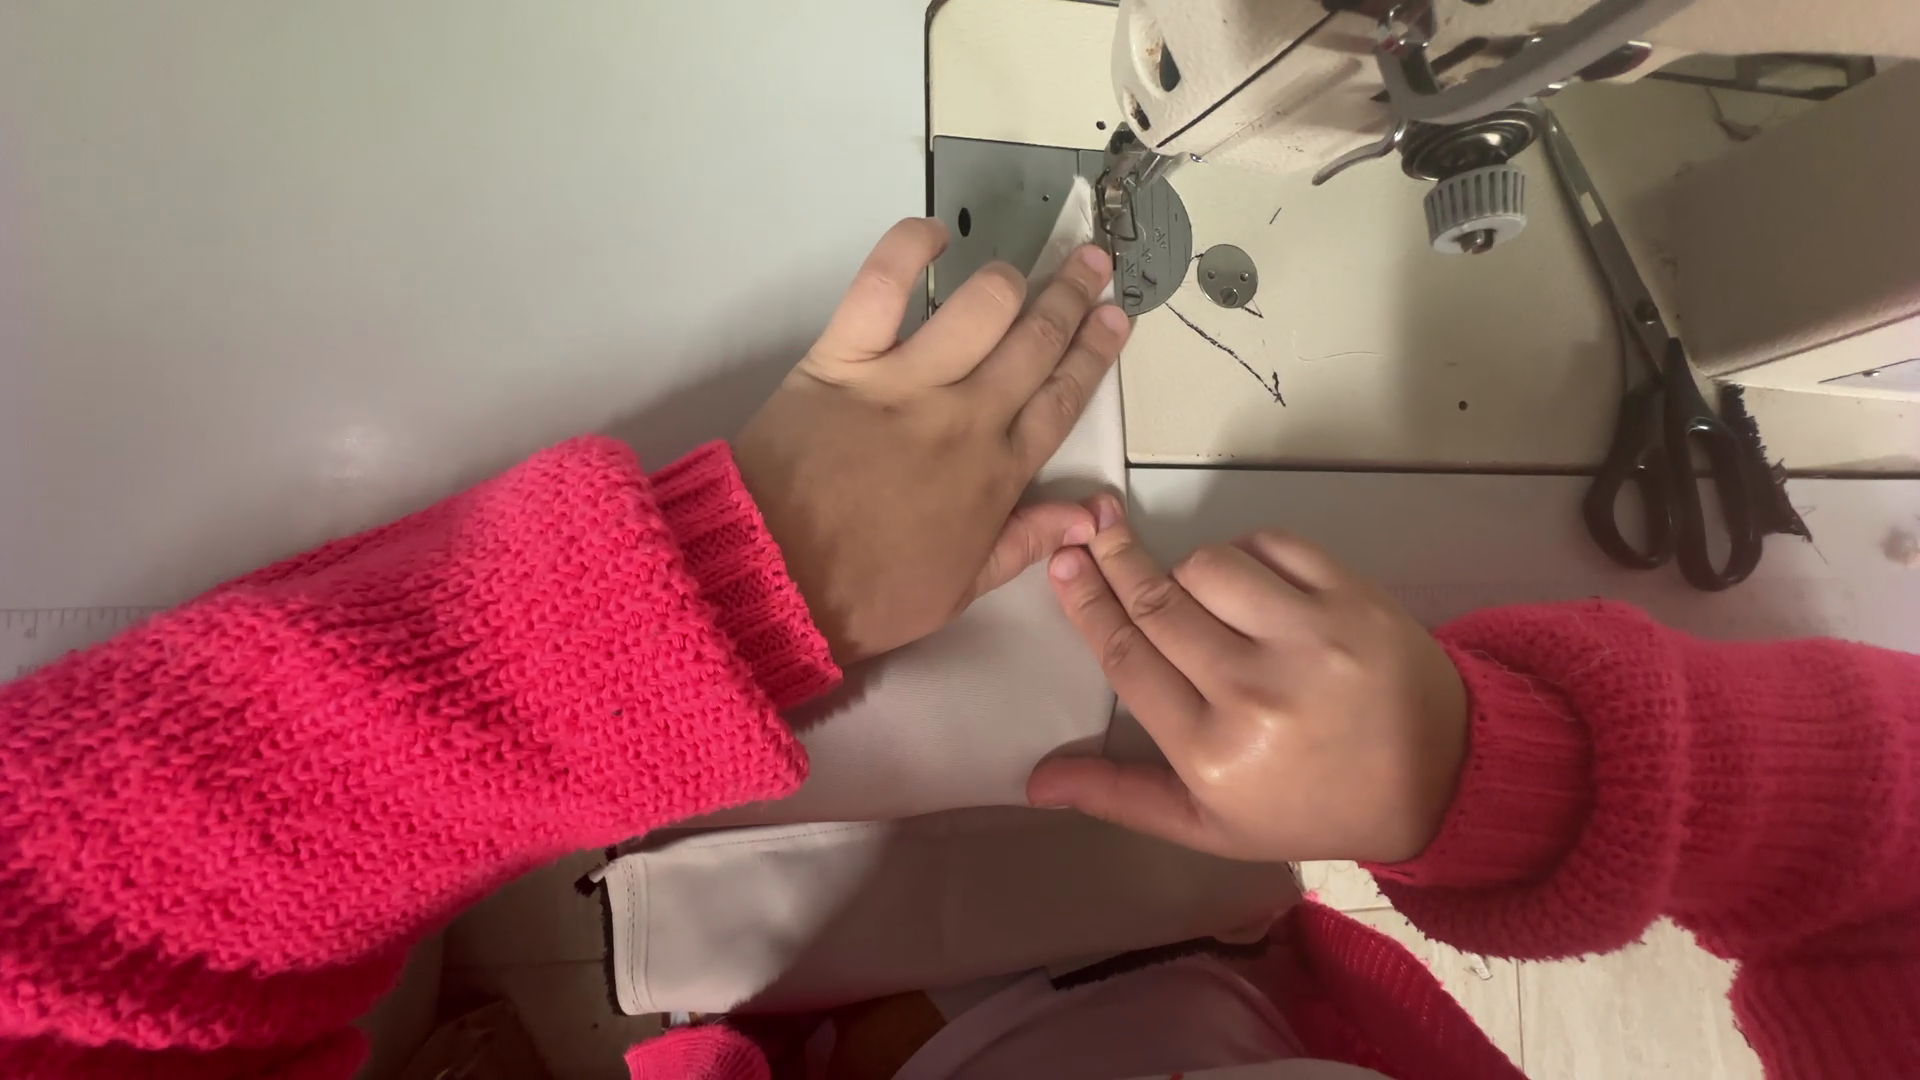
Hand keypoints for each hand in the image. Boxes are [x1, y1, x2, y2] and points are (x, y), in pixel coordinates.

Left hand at [735, 218, 1129, 663]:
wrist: (773, 582)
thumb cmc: (870, 594)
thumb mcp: (960, 590)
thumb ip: (1027, 542)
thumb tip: (1096, 512)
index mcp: (997, 474)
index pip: (1062, 399)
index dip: (1094, 354)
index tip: (1117, 316)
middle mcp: (966, 417)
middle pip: (1036, 343)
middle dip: (1073, 297)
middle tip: (1093, 262)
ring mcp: (906, 383)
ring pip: (982, 306)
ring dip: (1012, 278)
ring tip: (1022, 267)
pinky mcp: (843, 359)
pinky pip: (882, 287)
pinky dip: (909, 249)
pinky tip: (934, 235)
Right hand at [1027, 497, 1469, 863]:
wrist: (1441, 779)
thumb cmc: (1307, 804)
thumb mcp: (1208, 824)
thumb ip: (1120, 795)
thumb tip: (1036, 781)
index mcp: (1212, 750)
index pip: (1126, 658)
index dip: (1087, 604)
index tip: (1062, 563)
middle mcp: (1254, 690)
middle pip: (1157, 604)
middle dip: (1113, 560)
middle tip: (1088, 528)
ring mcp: (1310, 638)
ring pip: (1208, 566)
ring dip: (1188, 570)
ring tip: (1200, 597)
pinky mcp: (1354, 599)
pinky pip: (1271, 545)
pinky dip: (1247, 553)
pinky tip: (1251, 582)